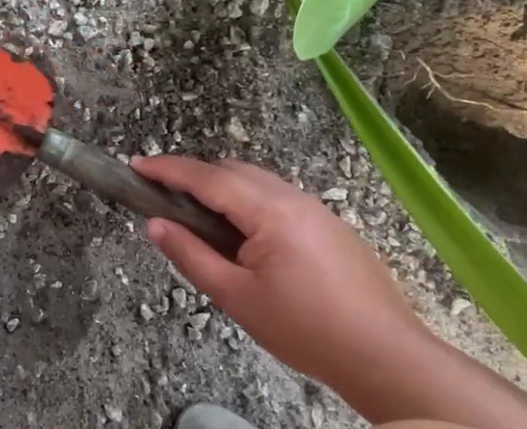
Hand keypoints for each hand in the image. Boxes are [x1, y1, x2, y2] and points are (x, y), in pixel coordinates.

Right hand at [131, 155, 432, 383]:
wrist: (389, 360)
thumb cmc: (307, 330)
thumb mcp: (237, 297)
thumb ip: (191, 256)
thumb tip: (155, 224)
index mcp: (269, 210)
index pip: (206, 177)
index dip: (167, 169)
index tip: (137, 166)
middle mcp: (294, 198)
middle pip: (233, 171)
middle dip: (195, 177)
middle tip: (165, 198)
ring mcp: (318, 211)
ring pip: (258, 183)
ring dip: (224, 190)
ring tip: (202, 221)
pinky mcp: (333, 228)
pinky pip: (280, 200)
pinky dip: (251, 204)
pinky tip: (247, 240)